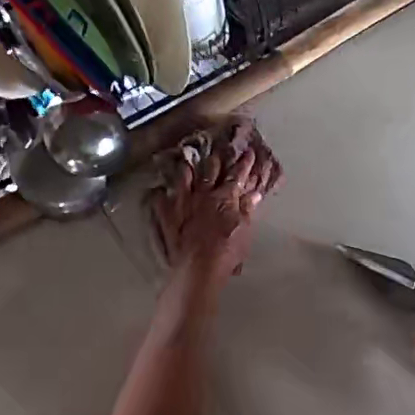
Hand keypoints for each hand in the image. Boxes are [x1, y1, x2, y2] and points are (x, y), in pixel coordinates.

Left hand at [150, 120, 282, 282]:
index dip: (244, 163)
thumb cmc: (227, 250)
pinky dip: (162, 194)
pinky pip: (161, 201)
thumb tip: (254, 193)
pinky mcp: (168, 217)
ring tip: (188, 160)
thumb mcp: (244, 230)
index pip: (237, 175)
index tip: (248, 151)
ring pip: (184, 179)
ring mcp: (183, 204)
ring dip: (187, 169)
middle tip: (220, 148)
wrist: (199, 267)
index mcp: (225, 197)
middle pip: (210, 171)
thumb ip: (247, 210)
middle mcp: (203, 194)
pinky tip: (160, 191)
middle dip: (217, 158)